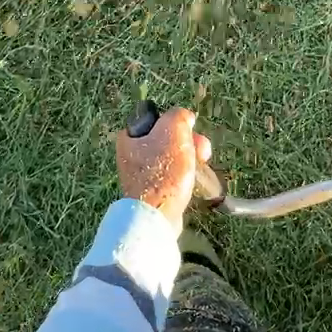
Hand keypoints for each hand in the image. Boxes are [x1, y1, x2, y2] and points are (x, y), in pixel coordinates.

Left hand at [116, 107, 211, 230]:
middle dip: (190, 142)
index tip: (190, 132)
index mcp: (129, 136)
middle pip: (168, 139)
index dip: (178, 124)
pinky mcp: (151, 192)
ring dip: (191, 158)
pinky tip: (194, 180)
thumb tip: (185, 118)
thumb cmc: (163, 171)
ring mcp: (141, 175)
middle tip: (202, 151)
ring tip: (202, 165)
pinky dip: (184, 176)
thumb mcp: (173, 130)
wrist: (157, 215)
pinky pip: (172, 176)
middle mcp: (131, 154)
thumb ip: (179, 115)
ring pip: (173, 157)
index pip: (158, 120)